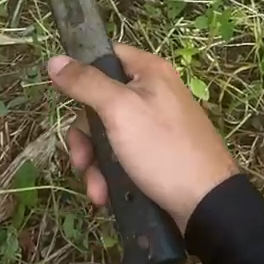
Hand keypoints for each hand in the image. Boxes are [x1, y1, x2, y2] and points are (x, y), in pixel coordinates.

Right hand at [49, 44, 238, 231]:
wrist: (208, 207)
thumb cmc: (163, 148)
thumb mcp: (119, 110)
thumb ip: (86, 83)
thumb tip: (55, 60)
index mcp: (149, 70)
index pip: (106, 56)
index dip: (83, 74)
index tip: (67, 97)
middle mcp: (153, 93)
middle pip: (101, 101)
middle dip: (86, 136)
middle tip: (82, 159)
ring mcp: (155, 126)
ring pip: (108, 133)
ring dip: (95, 162)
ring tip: (97, 189)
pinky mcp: (157, 156)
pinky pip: (122, 156)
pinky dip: (111, 174)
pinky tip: (106, 195)